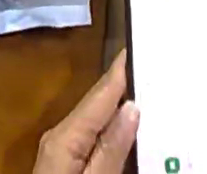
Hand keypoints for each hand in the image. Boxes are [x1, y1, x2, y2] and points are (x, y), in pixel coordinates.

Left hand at [35, 51, 138, 173]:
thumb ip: (111, 149)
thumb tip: (132, 107)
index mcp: (63, 135)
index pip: (99, 93)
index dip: (120, 69)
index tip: (137, 44)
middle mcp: (59, 136)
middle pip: (96, 104)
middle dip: (121, 86)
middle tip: (148, 68)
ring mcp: (59, 151)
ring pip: (94, 121)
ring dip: (116, 106)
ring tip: (143, 92)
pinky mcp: (63, 165)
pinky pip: (90, 137)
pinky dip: (108, 127)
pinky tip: (123, 127)